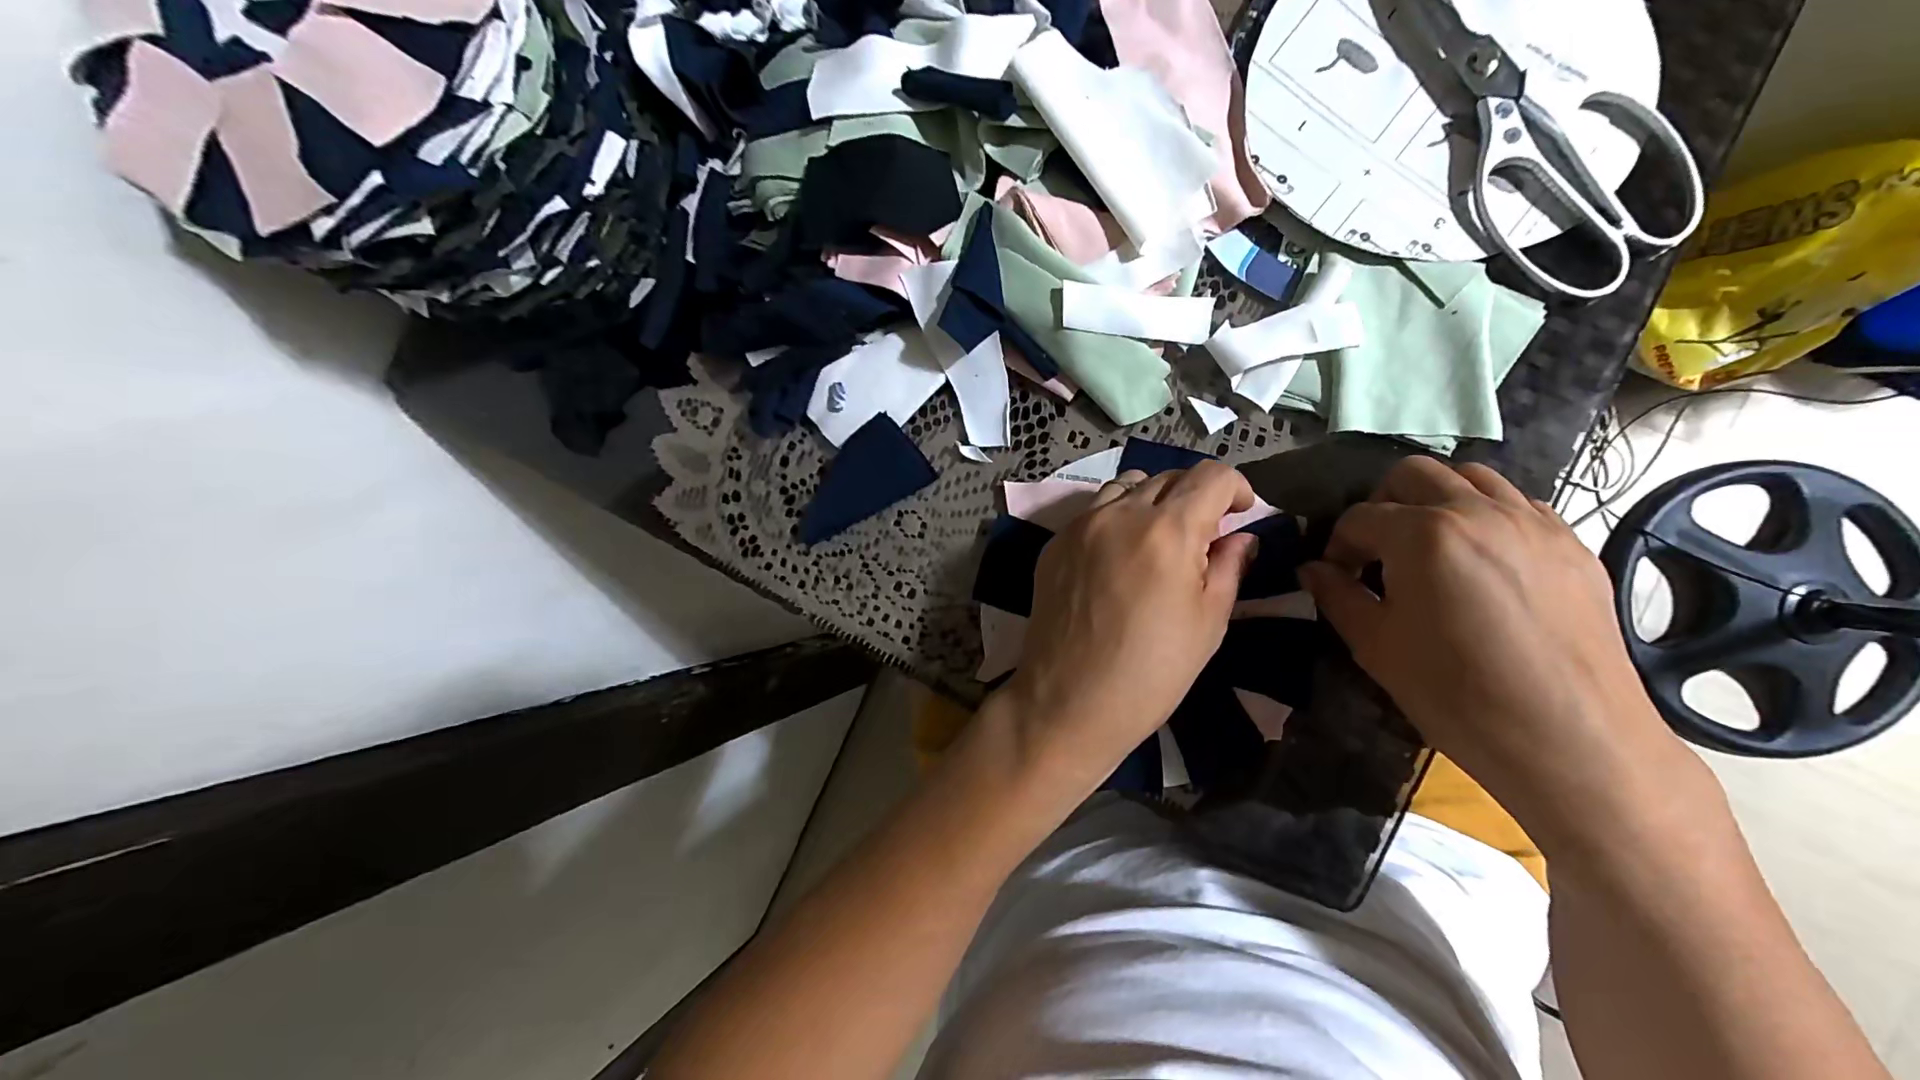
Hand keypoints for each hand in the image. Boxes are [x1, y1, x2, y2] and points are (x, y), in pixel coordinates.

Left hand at [1002, 462, 1258, 793]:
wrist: (1067, 702)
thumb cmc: (1151, 672)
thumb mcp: (1208, 623)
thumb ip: (1229, 567)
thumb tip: (1241, 536)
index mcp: (1167, 530)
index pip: (1211, 476)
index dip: (1237, 488)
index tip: (1241, 513)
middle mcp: (1120, 514)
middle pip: (1168, 477)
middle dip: (1196, 496)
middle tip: (1204, 535)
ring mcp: (1080, 526)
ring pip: (1127, 487)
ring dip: (1153, 501)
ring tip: (1160, 540)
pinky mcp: (1054, 544)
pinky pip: (1094, 512)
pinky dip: (1117, 518)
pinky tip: (1120, 558)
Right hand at [1299, 457, 1703, 852]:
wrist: (1571, 739)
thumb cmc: (1457, 694)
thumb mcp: (1376, 646)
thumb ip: (1337, 596)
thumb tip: (1312, 570)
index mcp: (1423, 535)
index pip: (1359, 517)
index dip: (1337, 545)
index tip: (1337, 577)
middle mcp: (1479, 511)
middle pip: (1413, 474)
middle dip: (1382, 504)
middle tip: (1376, 550)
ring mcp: (1534, 523)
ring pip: (1472, 476)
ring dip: (1436, 499)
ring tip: (1428, 547)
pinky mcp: (1572, 544)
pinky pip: (1519, 503)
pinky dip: (1486, 514)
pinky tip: (1480, 560)